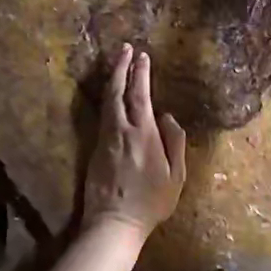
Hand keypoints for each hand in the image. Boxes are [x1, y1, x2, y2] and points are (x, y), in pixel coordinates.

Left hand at [82, 44, 187, 236]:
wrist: (114, 222)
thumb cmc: (151, 202)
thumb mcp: (176, 176)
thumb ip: (174, 142)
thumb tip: (167, 117)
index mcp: (143, 133)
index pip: (140, 94)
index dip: (140, 72)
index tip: (142, 55)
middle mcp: (120, 130)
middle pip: (117, 91)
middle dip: (121, 67)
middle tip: (125, 48)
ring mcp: (105, 138)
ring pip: (107, 102)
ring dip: (112, 80)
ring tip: (117, 65)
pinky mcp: (94, 149)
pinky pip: (102, 116)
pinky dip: (108, 100)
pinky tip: (112, 97)